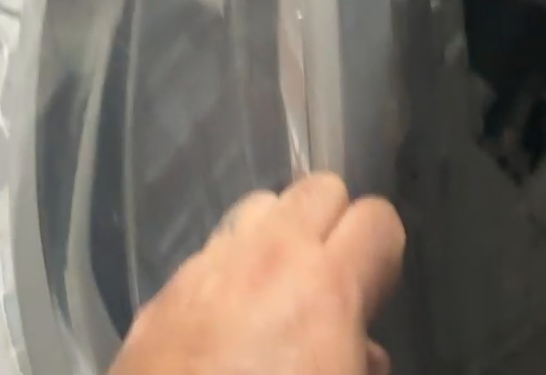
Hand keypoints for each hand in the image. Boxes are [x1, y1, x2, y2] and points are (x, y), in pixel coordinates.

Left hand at [109, 173, 406, 374]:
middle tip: (328, 282)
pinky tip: (223, 322)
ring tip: (274, 290)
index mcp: (327, 284)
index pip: (378, 216)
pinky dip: (228, 271)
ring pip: (261, 205)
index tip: (372, 292)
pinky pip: (211, 250)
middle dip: (333, 224)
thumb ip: (362, 359)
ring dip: (277, 236)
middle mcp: (270, 256)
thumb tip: (361, 350)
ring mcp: (209, 266)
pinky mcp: (162, 293)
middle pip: (321, 187)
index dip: (382, 252)